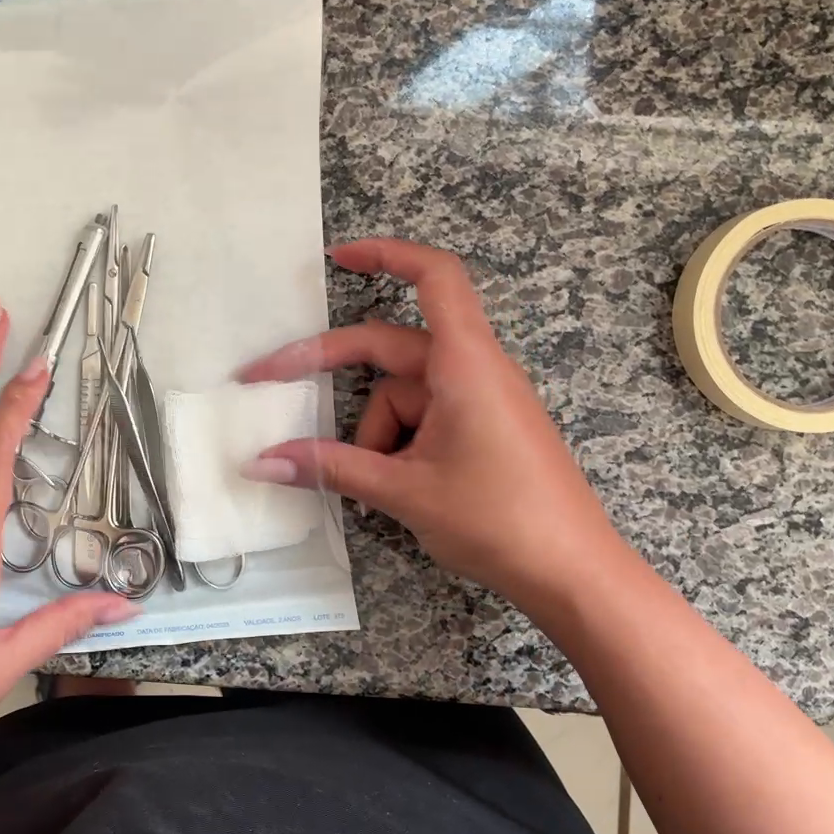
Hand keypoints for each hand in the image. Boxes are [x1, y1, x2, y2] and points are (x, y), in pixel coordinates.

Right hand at [238, 239, 623, 606]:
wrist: (577, 578)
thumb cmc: (502, 521)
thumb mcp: (403, 492)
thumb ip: (328, 468)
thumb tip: (257, 461)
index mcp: (465, 367)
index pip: (435, 280)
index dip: (386, 255)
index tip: (335, 257)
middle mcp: (471, 373)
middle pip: (386, 347)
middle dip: (325, 365)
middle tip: (263, 380)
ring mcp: (475, 403)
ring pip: (395, 396)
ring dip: (368, 434)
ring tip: (374, 484)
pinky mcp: (475, 431)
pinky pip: (414, 419)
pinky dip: (389, 445)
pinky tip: (391, 485)